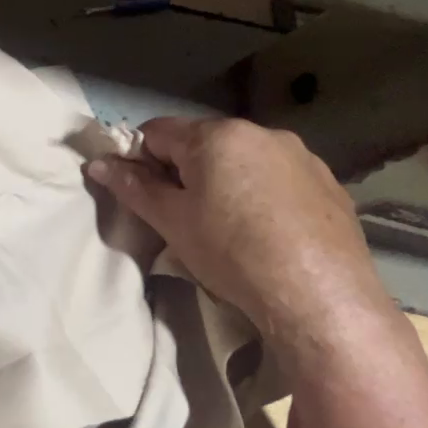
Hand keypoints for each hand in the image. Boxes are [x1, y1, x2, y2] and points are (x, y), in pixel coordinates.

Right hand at [86, 116, 396, 344]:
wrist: (319, 295)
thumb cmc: (230, 251)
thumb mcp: (169, 219)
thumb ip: (132, 186)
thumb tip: (99, 163)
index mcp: (217, 136)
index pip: (156, 132)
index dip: (139, 159)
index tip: (141, 193)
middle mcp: (263, 133)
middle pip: (201, 142)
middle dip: (182, 169)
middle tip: (179, 211)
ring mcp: (302, 156)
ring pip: (240, 159)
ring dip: (221, 179)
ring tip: (223, 222)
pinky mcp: (328, 183)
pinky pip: (275, 176)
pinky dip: (258, 192)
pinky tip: (261, 228)